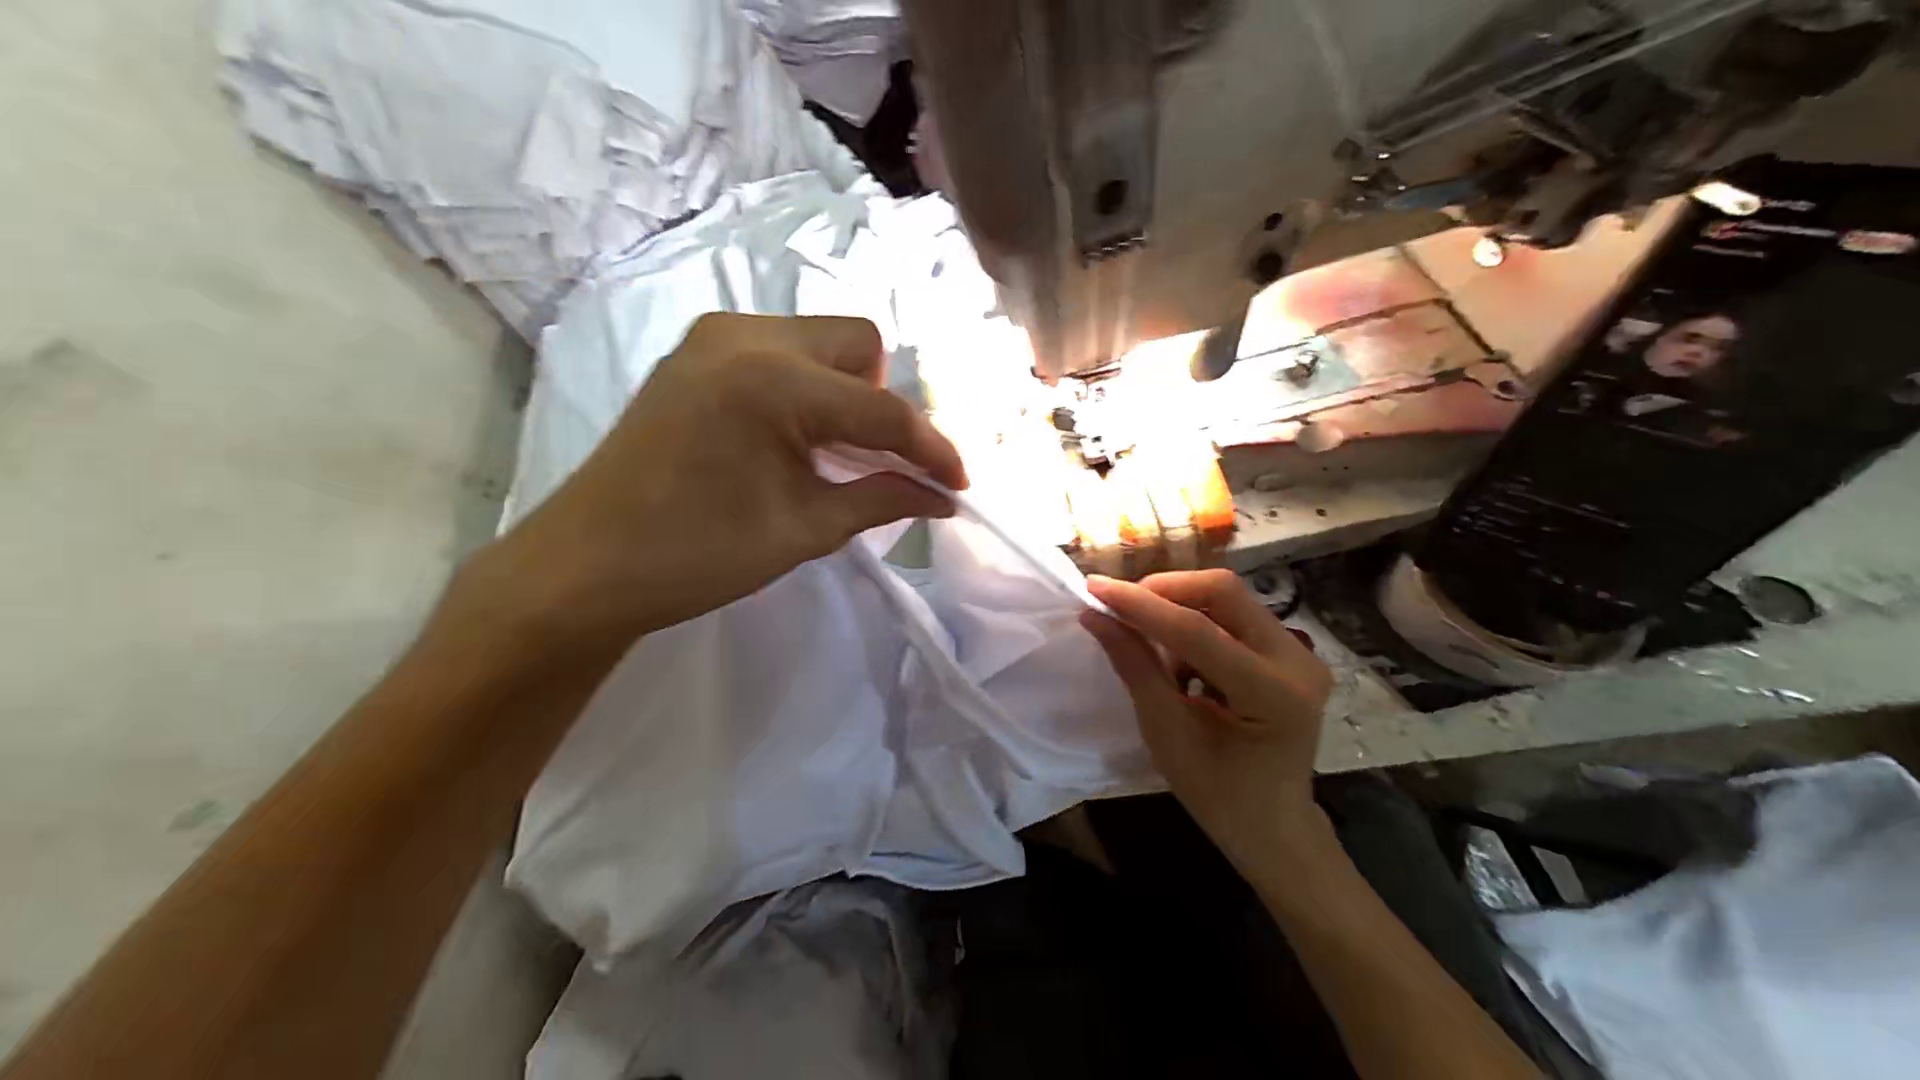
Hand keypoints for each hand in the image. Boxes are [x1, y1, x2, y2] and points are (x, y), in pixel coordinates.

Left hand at [457, 314, 966, 648]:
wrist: (586, 565)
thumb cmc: (696, 556)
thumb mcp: (805, 530)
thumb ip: (882, 499)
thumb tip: (943, 496)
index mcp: (773, 381)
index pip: (881, 408)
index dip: (930, 448)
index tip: (958, 484)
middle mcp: (746, 336)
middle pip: (860, 344)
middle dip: (885, 402)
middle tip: (880, 463)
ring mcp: (715, 338)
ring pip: (821, 340)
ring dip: (848, 391)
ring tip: (838, 454)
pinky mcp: (697, 352)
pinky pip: (782, 349)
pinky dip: (809, 387)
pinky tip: (797, 437)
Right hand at [1082, 570, 1333, 870]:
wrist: (1275, 829)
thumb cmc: (1219, 794)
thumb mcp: (1167, 733)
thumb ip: (1134, 666)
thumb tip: (1095, 616)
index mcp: (1272, 693)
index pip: (1196, 629)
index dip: (1140, 604)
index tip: (1093, 588)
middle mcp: (1298, 660)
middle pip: (1224, 592)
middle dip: (1164, 591)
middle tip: (1122, 607)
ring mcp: (1301, 653)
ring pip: (1229, 599)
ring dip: (1179, 606)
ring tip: (1147, 639)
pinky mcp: (1292, 653)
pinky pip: (1236, 616)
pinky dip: (1197, 622)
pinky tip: (1179, 658)